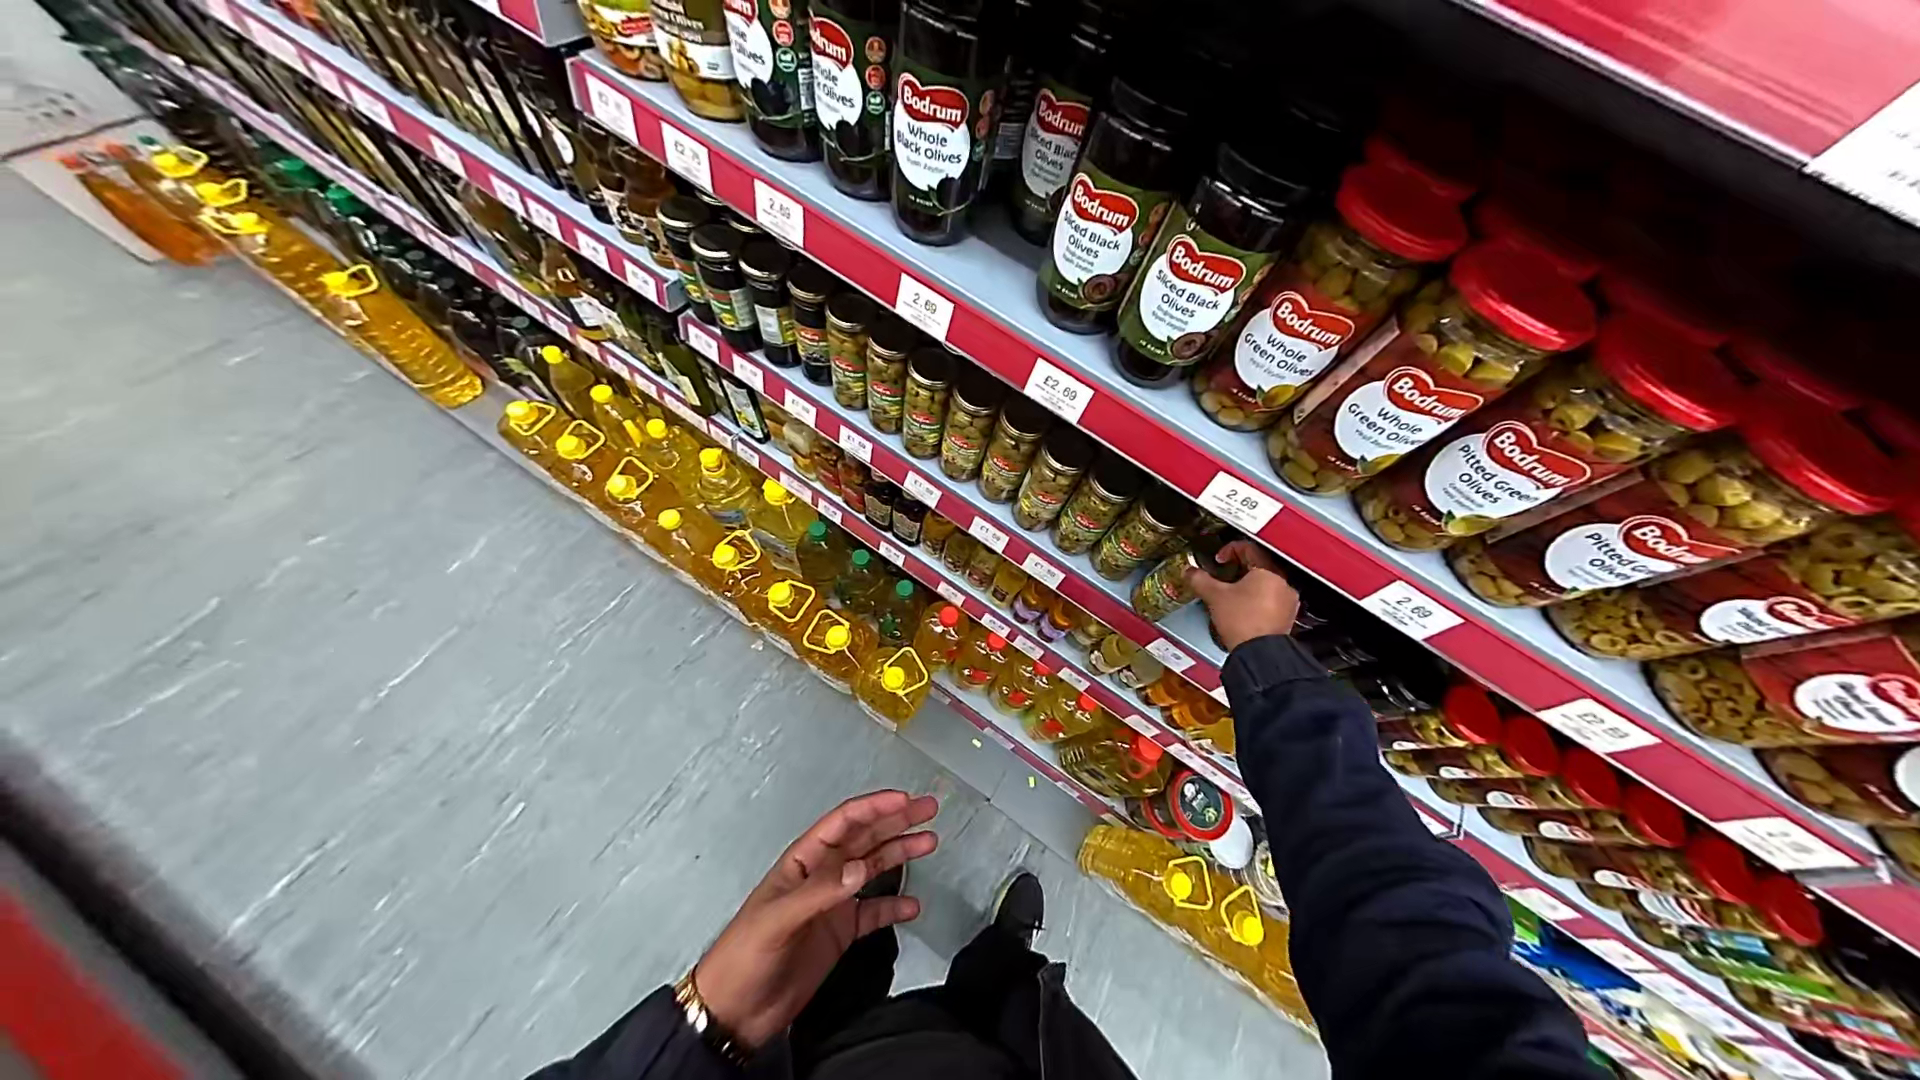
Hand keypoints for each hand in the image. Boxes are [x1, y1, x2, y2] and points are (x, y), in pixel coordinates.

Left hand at [693, 790, 938, 1050]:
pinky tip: (913, 905)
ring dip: (900, 853)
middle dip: (897, 820)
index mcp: (805, 860)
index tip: (905, 800)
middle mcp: (823, 874)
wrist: (734, 1012)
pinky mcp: (840, 932)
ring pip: (874, 867)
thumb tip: (862, 868)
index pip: (845, 822)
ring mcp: (833, 903)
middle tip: (928, 808)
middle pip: (866, 837)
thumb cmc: (745, 955)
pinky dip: (894, 905)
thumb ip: (821, 891)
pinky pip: (874, 912)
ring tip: (929, 842)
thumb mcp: (779, 918)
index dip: (874, 807)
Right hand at [1186, 541, 1300, 650]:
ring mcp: (1287, 601)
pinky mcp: (1287, 617)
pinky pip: (1271, 601)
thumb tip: (1191, 572)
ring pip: (1266, 584)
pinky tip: (1243, 610)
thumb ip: (1200, 579)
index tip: (1220, 559)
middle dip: (1238, 570)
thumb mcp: (1214, 595)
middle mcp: (1283, 584)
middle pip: (1259, 566)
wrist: (1259, 653)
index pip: (1249, 549)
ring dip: (1248, 586)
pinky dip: (1257, 601)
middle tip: (1223, 577)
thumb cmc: (1243, 622)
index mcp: (1268, 572)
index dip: (1230, 550)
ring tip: (1231, 596)